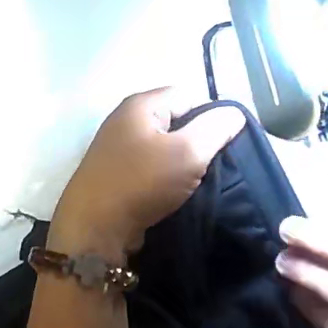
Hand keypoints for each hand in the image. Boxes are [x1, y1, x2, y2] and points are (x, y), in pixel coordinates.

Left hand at [50, 88, 245, 257]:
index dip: (209, 116)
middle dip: (196, 140)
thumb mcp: (187, 153)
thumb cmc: (141, 183)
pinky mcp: (113, 174)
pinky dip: (163, 177)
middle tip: (211, 164)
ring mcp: (116, 147)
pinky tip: (173, 193)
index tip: (222, 145)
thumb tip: (234, 113)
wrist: (93, 231)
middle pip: (175, 120)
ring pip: (163, 146)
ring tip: (194, 181)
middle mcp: (125, 119)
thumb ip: (215, 129)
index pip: (188, 96)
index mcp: (141, 104)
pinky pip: (149, 166)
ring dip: (180, 162)